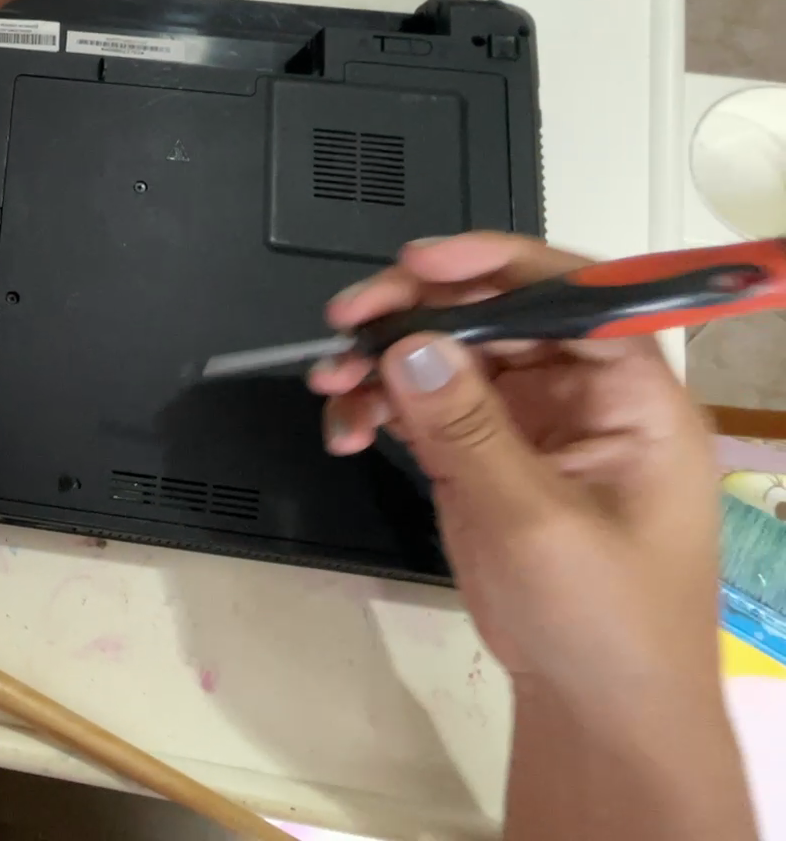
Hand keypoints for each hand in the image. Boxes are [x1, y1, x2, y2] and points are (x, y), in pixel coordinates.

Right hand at [308, 234, 724, 722]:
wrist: (584, 695)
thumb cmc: (597, 615)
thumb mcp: (532, 517)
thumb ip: (468, 426)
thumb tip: (407, 344)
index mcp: (628, 398)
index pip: (574, 297)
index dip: (499, 264)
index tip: (416, 263)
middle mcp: (572, 395)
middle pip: (486, 317)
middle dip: (409, 316)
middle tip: (342, 324)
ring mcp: (515, 421)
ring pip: (435, 357)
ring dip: (375, 365)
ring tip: (330, 389)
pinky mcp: (470, 449)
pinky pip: (410, 403)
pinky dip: (370, 409)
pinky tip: (344, 434)